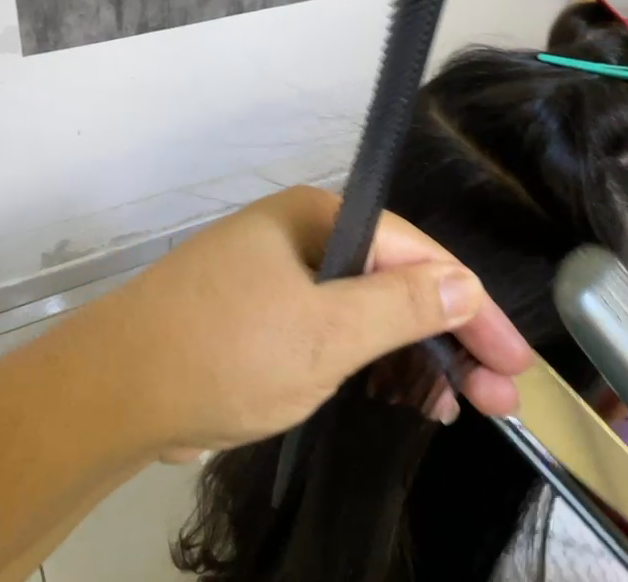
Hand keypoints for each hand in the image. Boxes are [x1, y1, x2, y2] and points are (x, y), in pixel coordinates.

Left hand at [83, 186, 531, 458]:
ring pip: (363, 312)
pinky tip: (400, 397)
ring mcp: (276, 279)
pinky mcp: (259, 320)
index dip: (471, 306)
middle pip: (393, 280)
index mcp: (316, 219)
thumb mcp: (325, 332)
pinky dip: (368, 364)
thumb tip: (460, 281)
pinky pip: (330, 334)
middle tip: (495, 398)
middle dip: (447, 337)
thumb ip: (399, 305)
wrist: (112, 392)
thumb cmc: (224, 352)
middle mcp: (299, 238)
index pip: (417, 252)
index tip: (514, 364)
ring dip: (411, 356)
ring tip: (455, 408)